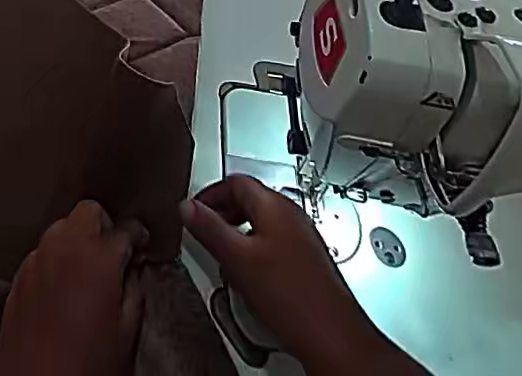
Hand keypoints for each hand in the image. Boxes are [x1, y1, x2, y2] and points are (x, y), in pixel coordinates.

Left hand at [0, 200, 146, 375]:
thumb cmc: (85, 367)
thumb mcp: (127, 331)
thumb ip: (134, 288)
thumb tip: (133, 270)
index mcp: (97, 255)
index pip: (125, 227)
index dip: (137, 236)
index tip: (140, 246)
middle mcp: (63, 246)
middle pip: (88, 211)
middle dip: (103, 227)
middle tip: (112, 253)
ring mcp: (36, 259)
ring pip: (61, 228)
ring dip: (76, 242)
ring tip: (86, 273)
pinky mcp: (18, 277)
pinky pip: (41, 254)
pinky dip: (54, 261)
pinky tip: (62, 290)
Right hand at [182, 176, 422, 375]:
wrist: (333, 339)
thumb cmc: (295, 299)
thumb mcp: (237, 259)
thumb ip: (209, 228)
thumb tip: (188, 207)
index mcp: (275, 205)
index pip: (235, 181)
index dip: (210, 193)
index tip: (194, 209)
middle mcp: (292, 216)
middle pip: (249, 200)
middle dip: (223, 213)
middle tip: (205, 228)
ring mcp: (303, 238)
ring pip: (261, 223)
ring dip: (238, 233)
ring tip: (224, 255)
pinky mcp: (308, 261)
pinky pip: (274, 243)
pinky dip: (255, 251)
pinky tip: (249, 276)